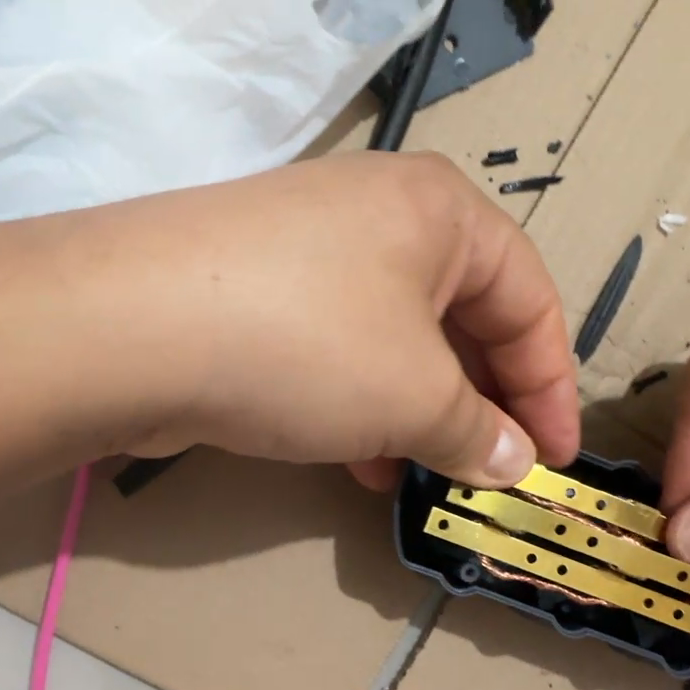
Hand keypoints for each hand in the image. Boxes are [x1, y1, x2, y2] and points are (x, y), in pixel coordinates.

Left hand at [79, 152, 577, 489]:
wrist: (135, 331)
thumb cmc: (309, 345)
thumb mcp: (414, 395)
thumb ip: (475, 432)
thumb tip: (511, 463)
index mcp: (439, 213)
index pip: (528, 300)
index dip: (551, 387)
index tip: (554, 460)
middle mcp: (374, 221)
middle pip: (457, 320)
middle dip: (478, 404)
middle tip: (486, 473)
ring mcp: (304, 259)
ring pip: (390, 345)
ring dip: (414, 416)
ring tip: (420, 477)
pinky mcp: (252, 301)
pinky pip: (331, 357)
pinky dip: (356, 409)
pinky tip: (355, 460)